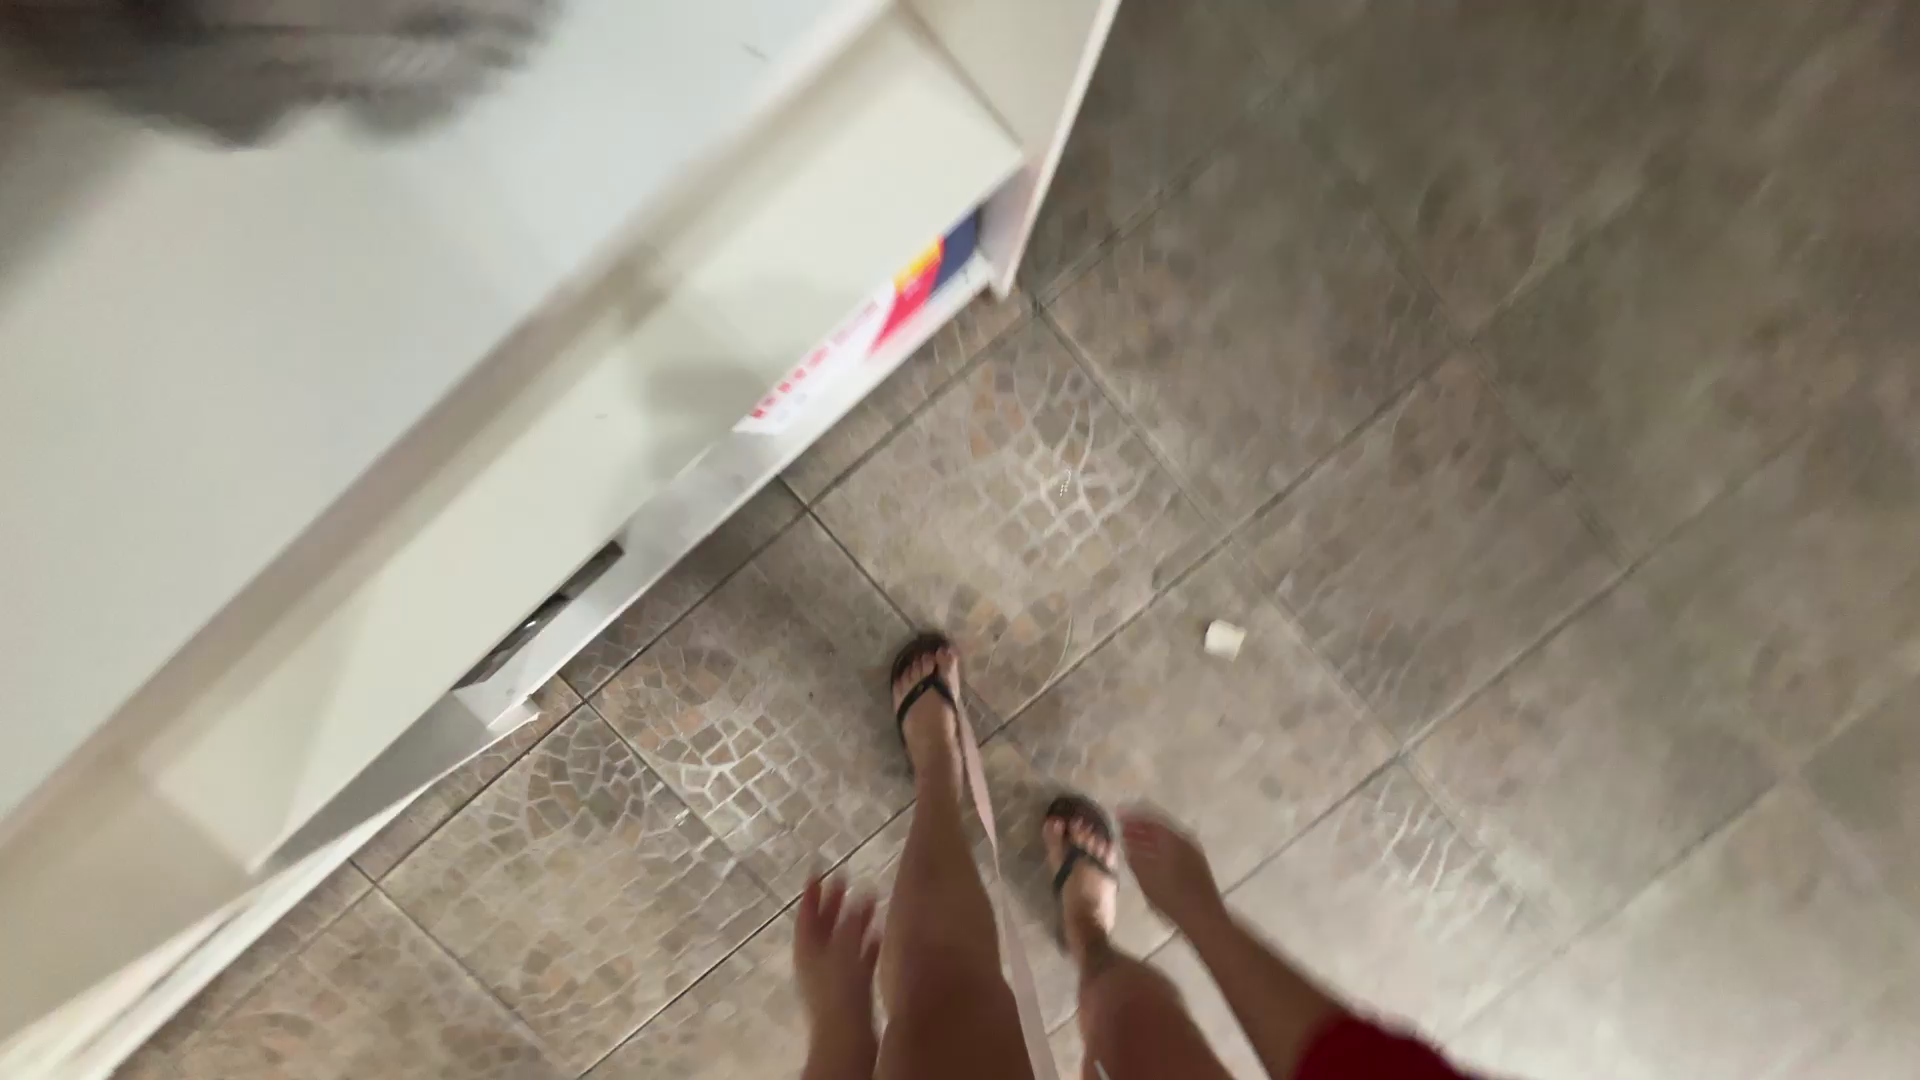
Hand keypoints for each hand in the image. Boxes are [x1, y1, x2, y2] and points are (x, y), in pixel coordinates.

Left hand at [794, 875, 880, 1047]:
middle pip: (824, 924)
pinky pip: (858, 959)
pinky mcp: (851, 990)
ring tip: (871, 899)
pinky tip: (881, 933)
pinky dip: (867, 943)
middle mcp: (817, 960)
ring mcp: (833, 976)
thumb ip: (850, 920)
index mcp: (807, 949)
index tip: (818, 870)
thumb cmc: (839, 991)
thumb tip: (858, 894)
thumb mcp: (843, 948)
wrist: (847, 1041)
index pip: (806, 913)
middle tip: (846, 878)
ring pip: (843, 940)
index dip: (812, 892)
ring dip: (854, 920)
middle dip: (835, 902)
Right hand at [1120, 807, 1227, 932]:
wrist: (1205, 919)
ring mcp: (1193, 852)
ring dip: (1149, 839)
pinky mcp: (1197, 865)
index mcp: (1171, 837)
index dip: (1131, 815)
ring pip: (1166, 839)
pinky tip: (1151, 859)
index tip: (1117, 814)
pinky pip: (1174, 849)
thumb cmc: (1171, 896)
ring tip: (1133, 844)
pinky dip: (1160, 849)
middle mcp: (1184, 839)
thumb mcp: (1145, 876)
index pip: (1148, 816)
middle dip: (1140, 827)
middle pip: (1158, 827)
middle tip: (1123, 829)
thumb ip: (1133, 854)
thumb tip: (1127, 842)